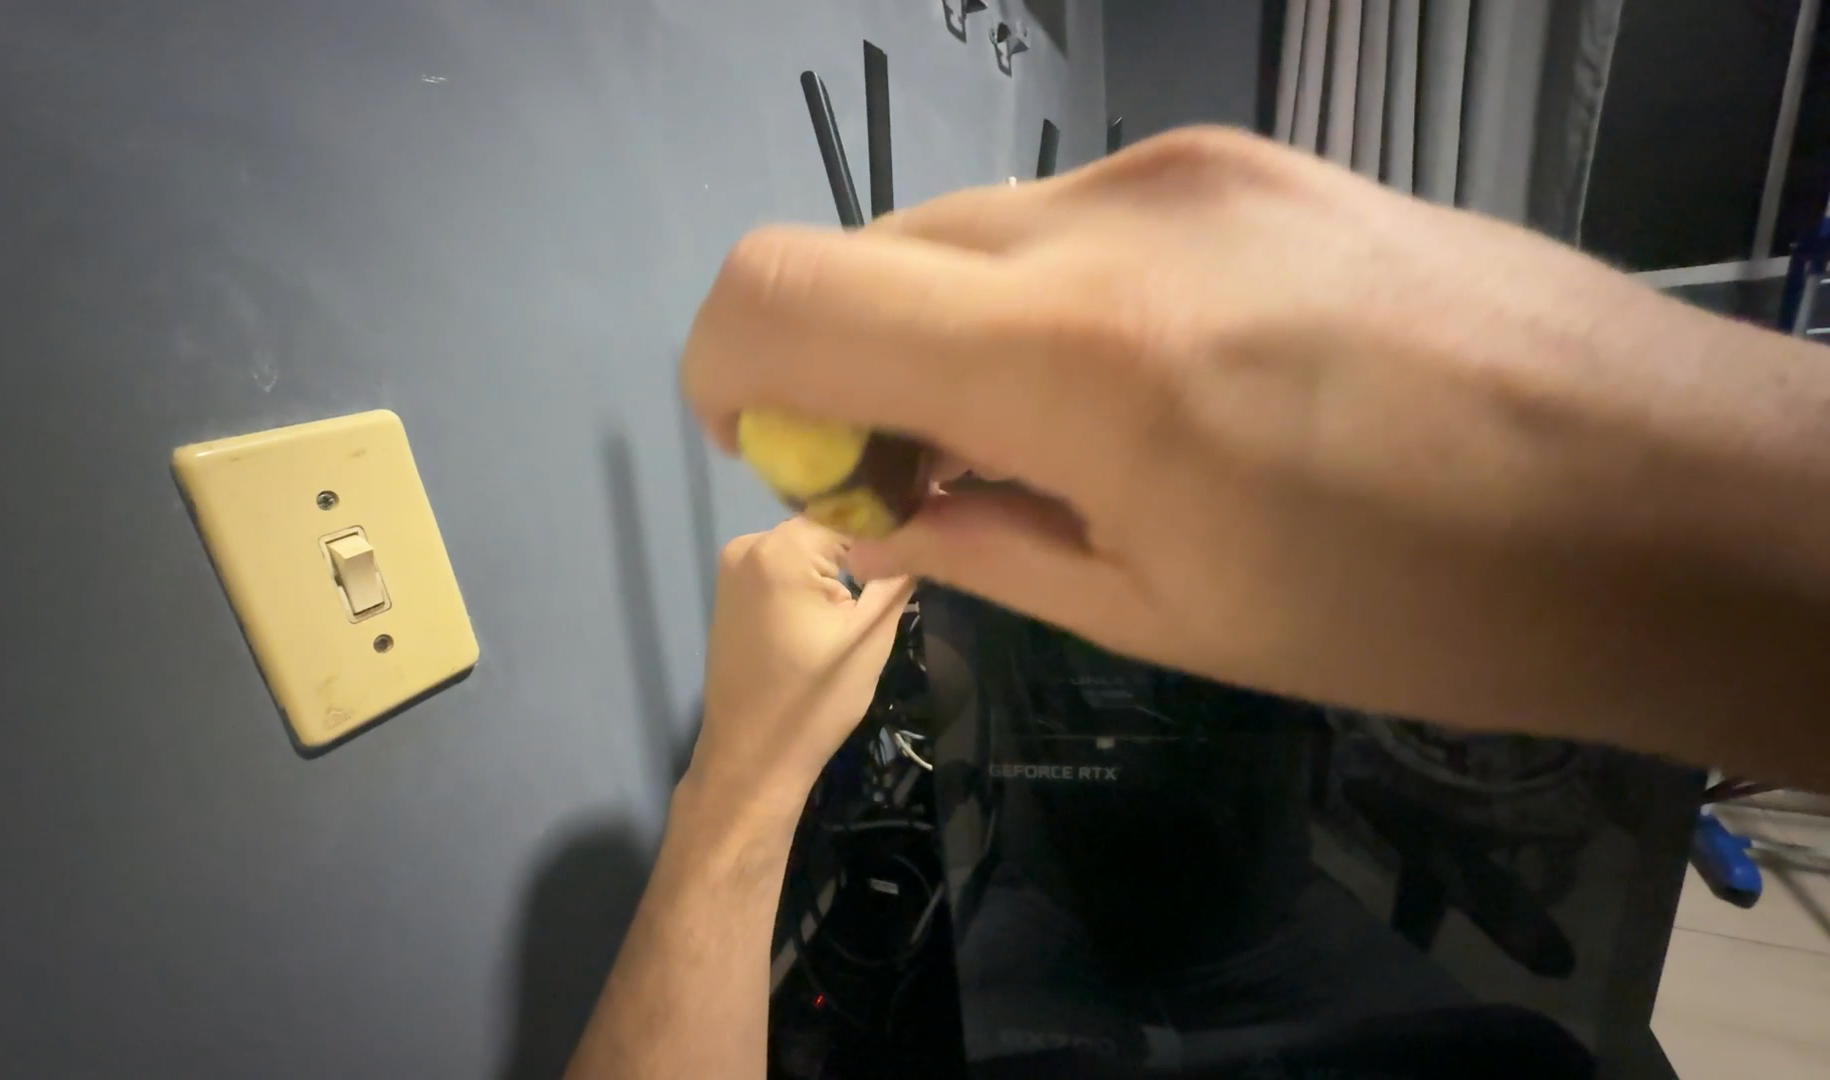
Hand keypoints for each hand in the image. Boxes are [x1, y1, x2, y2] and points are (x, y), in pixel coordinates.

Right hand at [682, 127, 1812, 735]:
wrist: (1674, 501)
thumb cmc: (1395, 606)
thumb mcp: (1143, 612)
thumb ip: (965, 539)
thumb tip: (854, 510)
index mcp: (1072, 358)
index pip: (782, 295)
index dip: (728, 370)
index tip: (769, 448)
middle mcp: (1102, 219)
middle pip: (855, 256)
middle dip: (830, 370)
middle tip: (899, 473)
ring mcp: (1170, 170)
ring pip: (944, 236)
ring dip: (921, 340)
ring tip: (1007, 440)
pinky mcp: (1223, 162)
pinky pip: (1038, 227)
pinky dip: (1002, 309)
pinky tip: (1085, 383)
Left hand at [686, 517, 911, 821]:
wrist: (752, 758)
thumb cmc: (815, 700)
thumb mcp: (871, 636)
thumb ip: (899, 572)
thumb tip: (926, 526)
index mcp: (782, 548)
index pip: (855, 510)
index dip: (895, 522)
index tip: (928, 535)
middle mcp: (750, 543)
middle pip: (828, 525)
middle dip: (867, 544)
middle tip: (906, 568)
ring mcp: (734, 565)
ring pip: (808, 545)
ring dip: (841, 562)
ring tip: (875, 587)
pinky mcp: (731, 588)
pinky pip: (786, 565)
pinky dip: (814, 576)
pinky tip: (836, 603)